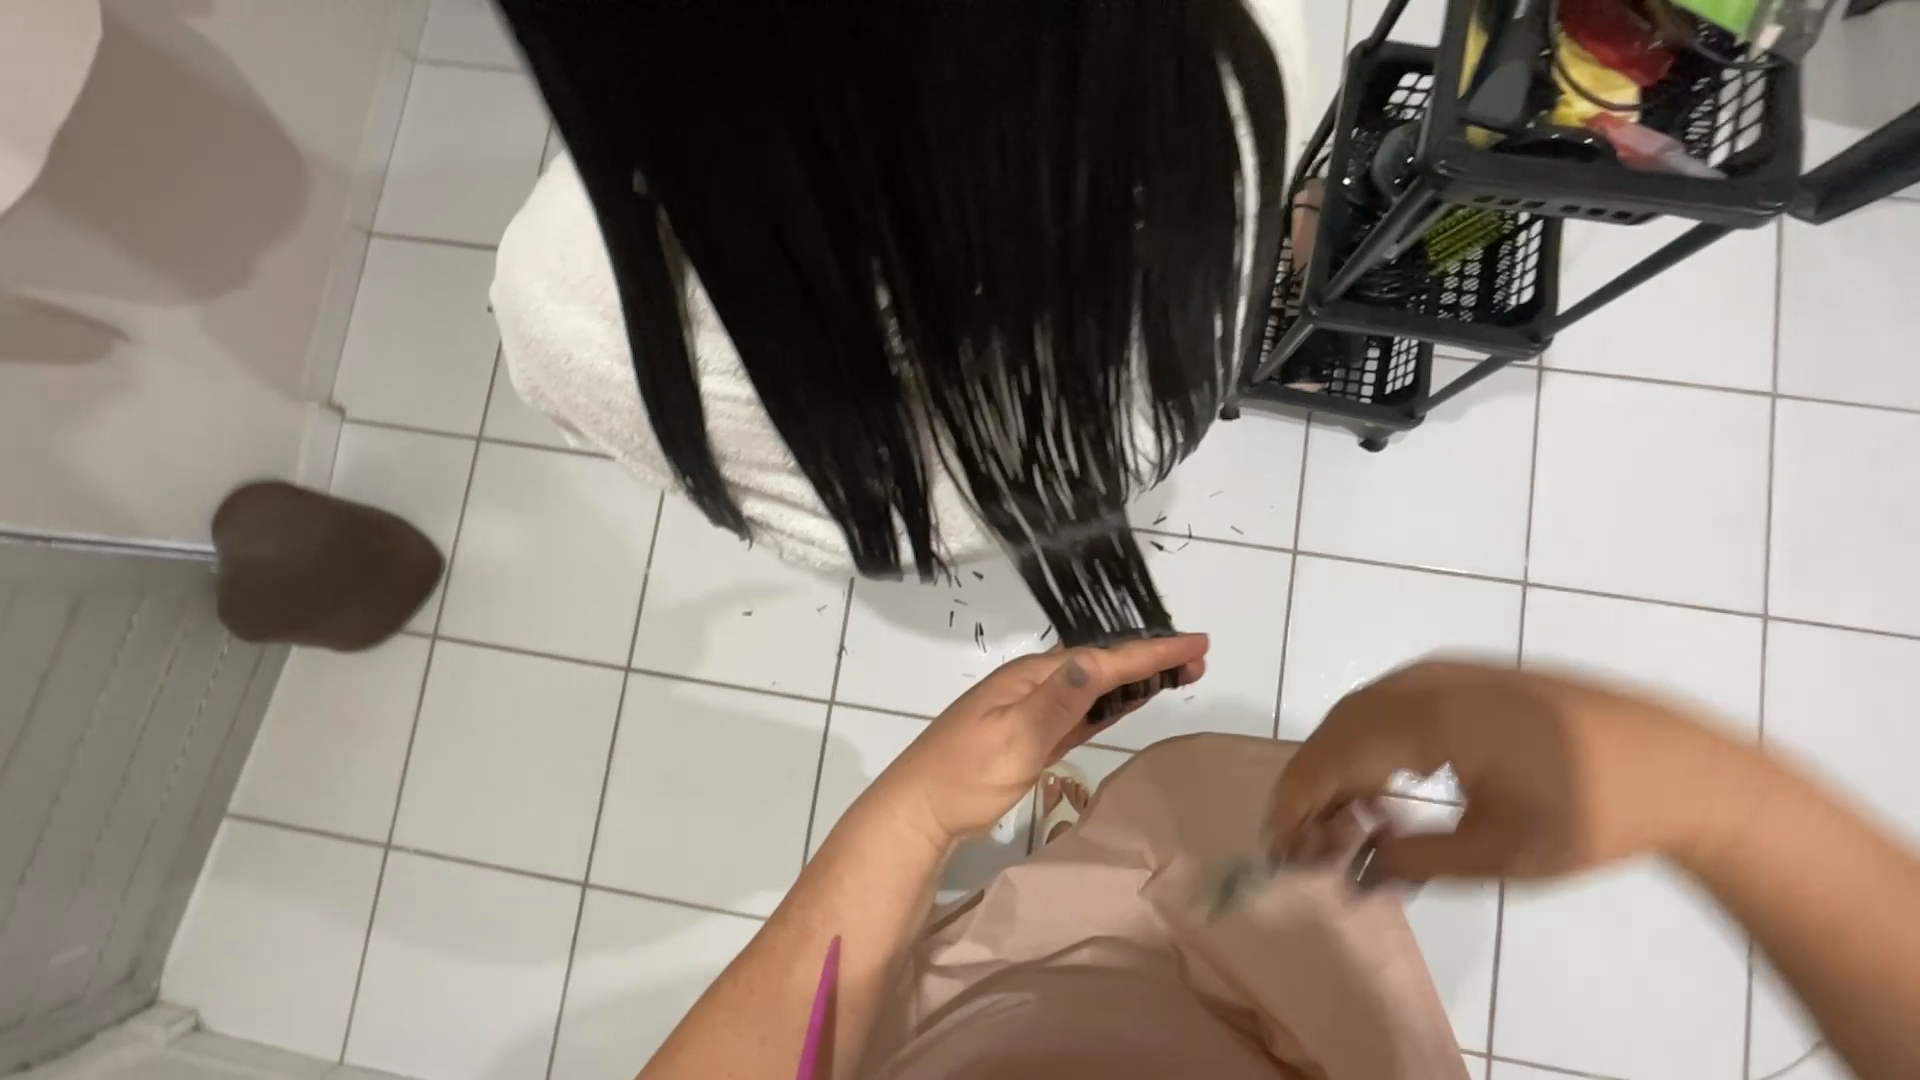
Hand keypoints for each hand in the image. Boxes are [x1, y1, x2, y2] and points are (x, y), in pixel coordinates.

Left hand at [872, 634, 1208, 849]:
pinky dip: (1107, 704)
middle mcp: (1034, 684)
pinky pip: (1080, 711)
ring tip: (1175, 677)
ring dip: (1132, 680)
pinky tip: (1125, 703)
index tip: (1196, 644)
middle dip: (1148, 661)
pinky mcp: (1032, 735)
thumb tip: (1094, 658)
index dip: (1150, 653)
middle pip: (1101, 666)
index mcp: (1032, 677)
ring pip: (1092, 687)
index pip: (1102, 660)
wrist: (921, 810)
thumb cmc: (966, 775)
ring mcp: (1031, 709)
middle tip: (1197, 662)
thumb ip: (1057, 700)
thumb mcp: (1015, 737)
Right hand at [1269, 661, 1768, 882]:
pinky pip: (1389, 703)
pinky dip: (1369, 743)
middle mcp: (1426, 683)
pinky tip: (1389, 781)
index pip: (1336, 754)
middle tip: (1308, 833)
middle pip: (1338, 727)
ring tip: (1349, 815)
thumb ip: (1420, 857)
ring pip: (1360, 712)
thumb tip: (1359, 863)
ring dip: (1340, 761)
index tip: (1280, 838)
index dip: (1299, 796)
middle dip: (1314, 780)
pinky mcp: (1462, 675)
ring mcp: (1443, 672)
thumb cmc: (1594, 815)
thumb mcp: (1506, 854)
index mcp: (1433, 720)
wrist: (1681, 768)